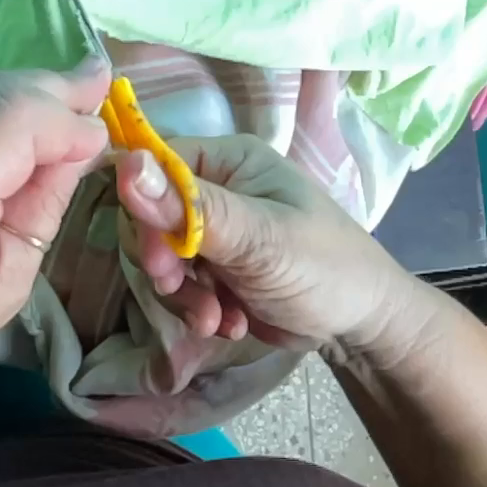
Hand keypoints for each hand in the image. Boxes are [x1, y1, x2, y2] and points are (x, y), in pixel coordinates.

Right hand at [114, 135, 419, 357]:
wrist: (360, 325)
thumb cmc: (324, 268)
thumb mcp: (261, 240)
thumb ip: (195, 208)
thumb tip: (126, 167)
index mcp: (230, 161)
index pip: (156, 165)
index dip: (144, 208)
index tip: (158, 254)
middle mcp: (218, 189)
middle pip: (153, 217)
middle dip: (165, 263)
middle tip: (183, 291)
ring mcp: (217, 232)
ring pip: (163, 258)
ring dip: (183, 296)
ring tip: (216, 321)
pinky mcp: (217, 270)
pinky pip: (182, 286)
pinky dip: (199, 310)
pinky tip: (231, 324)